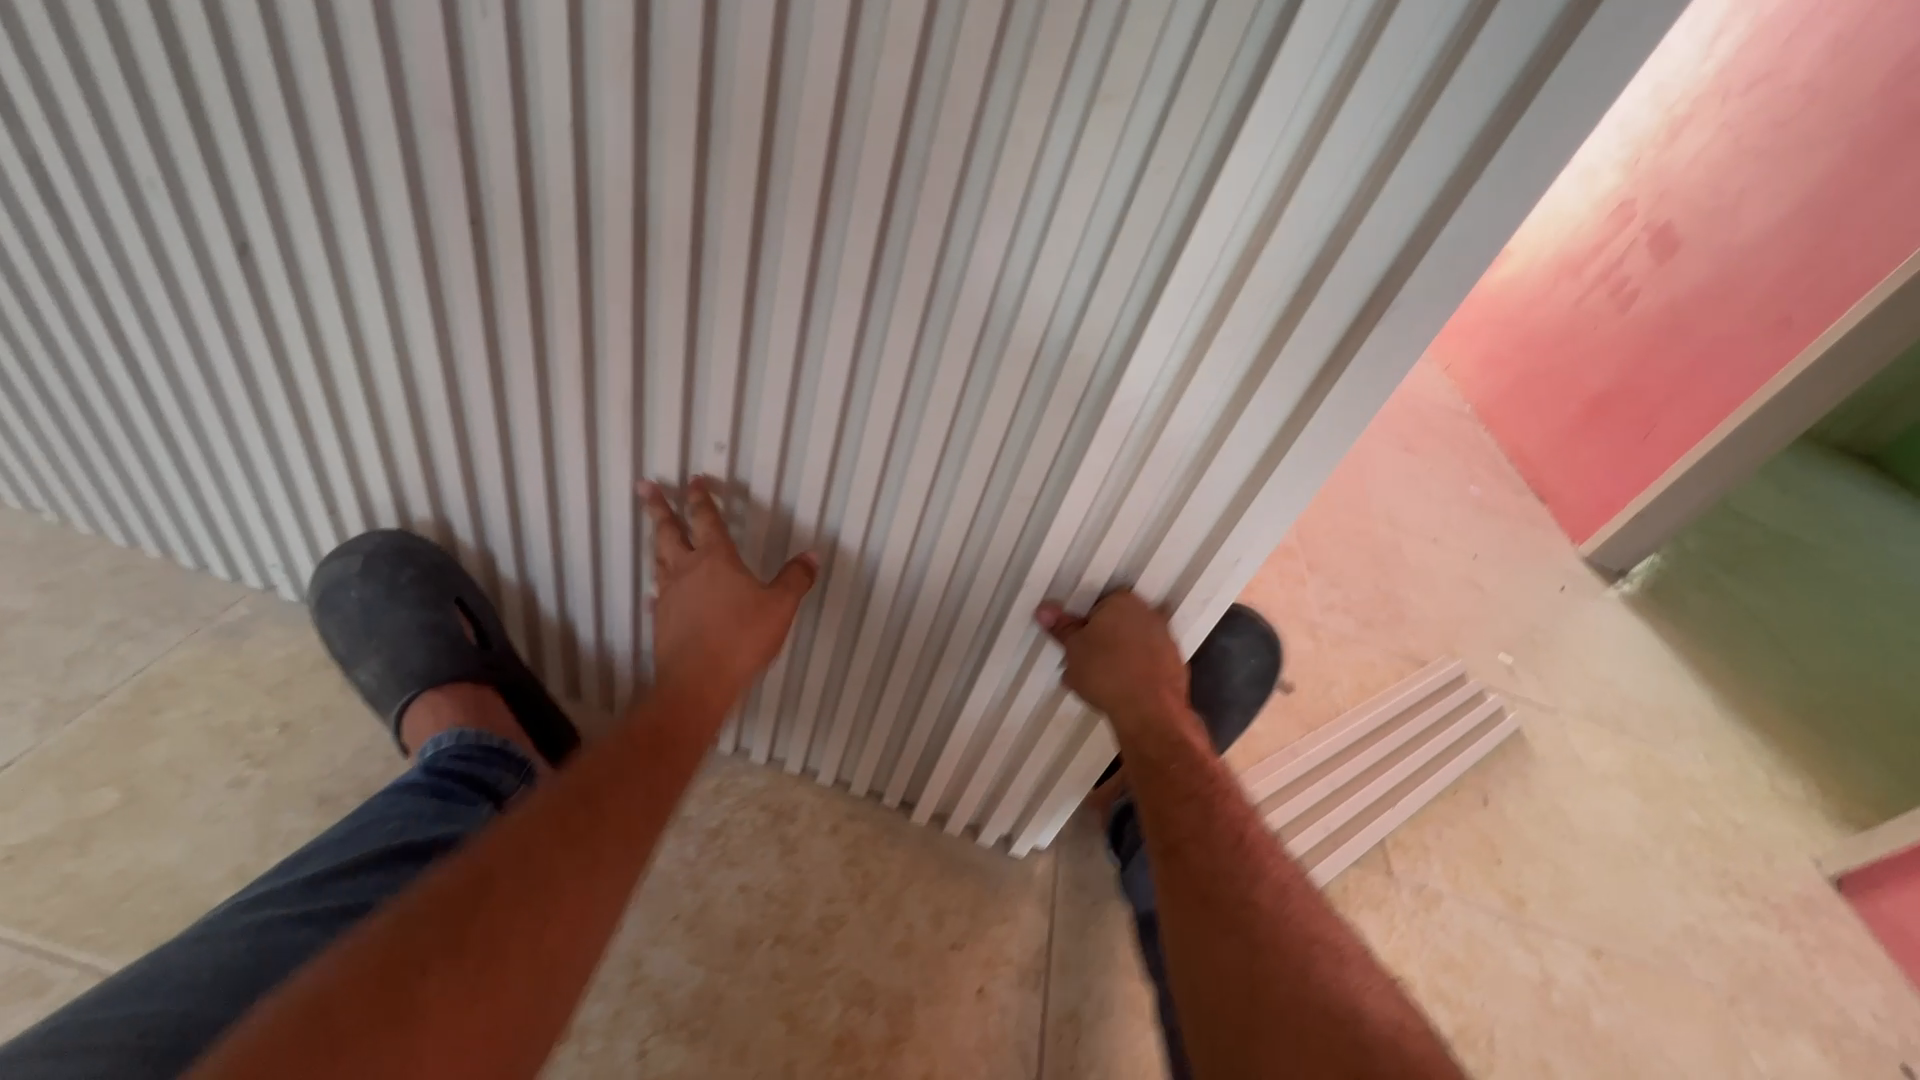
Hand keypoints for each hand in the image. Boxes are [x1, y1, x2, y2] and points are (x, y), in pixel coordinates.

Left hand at [639, 476, 816, 710]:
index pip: (706, 520)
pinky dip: (657, 587)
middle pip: (669, 532)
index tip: (692, 480)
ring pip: (659, 559)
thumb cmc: (742, 638)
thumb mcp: (780, 607)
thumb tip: (812, 555)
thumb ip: (795, 579)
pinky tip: (655, 592)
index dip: (701, 498)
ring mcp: (669, 596)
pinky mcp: (661, 620)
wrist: (697, 682)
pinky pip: (657, 595)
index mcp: (716, 560)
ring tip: (654, 530)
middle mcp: (687, 571)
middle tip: (644, 487)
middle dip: (659, 508)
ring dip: (657, 541)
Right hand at [1036, 590, 1190, 732]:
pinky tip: (1117, 694)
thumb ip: (1061, 628)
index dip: (1082, 627)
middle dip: (1098, 644)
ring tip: (1094, 686)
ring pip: (1130, 647)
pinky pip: (1145, 665)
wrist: (1150, 711)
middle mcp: (1148, 614)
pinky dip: (1132, 674)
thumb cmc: (1106, 671)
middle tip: (1080, 667)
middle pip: (1115, 626)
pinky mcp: (1174, 665)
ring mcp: (1165, 640)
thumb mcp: (1073, 649)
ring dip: (1113, 661)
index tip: (1073, 646)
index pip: (1096, 606)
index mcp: (1122, 602)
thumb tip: (1044, 609)